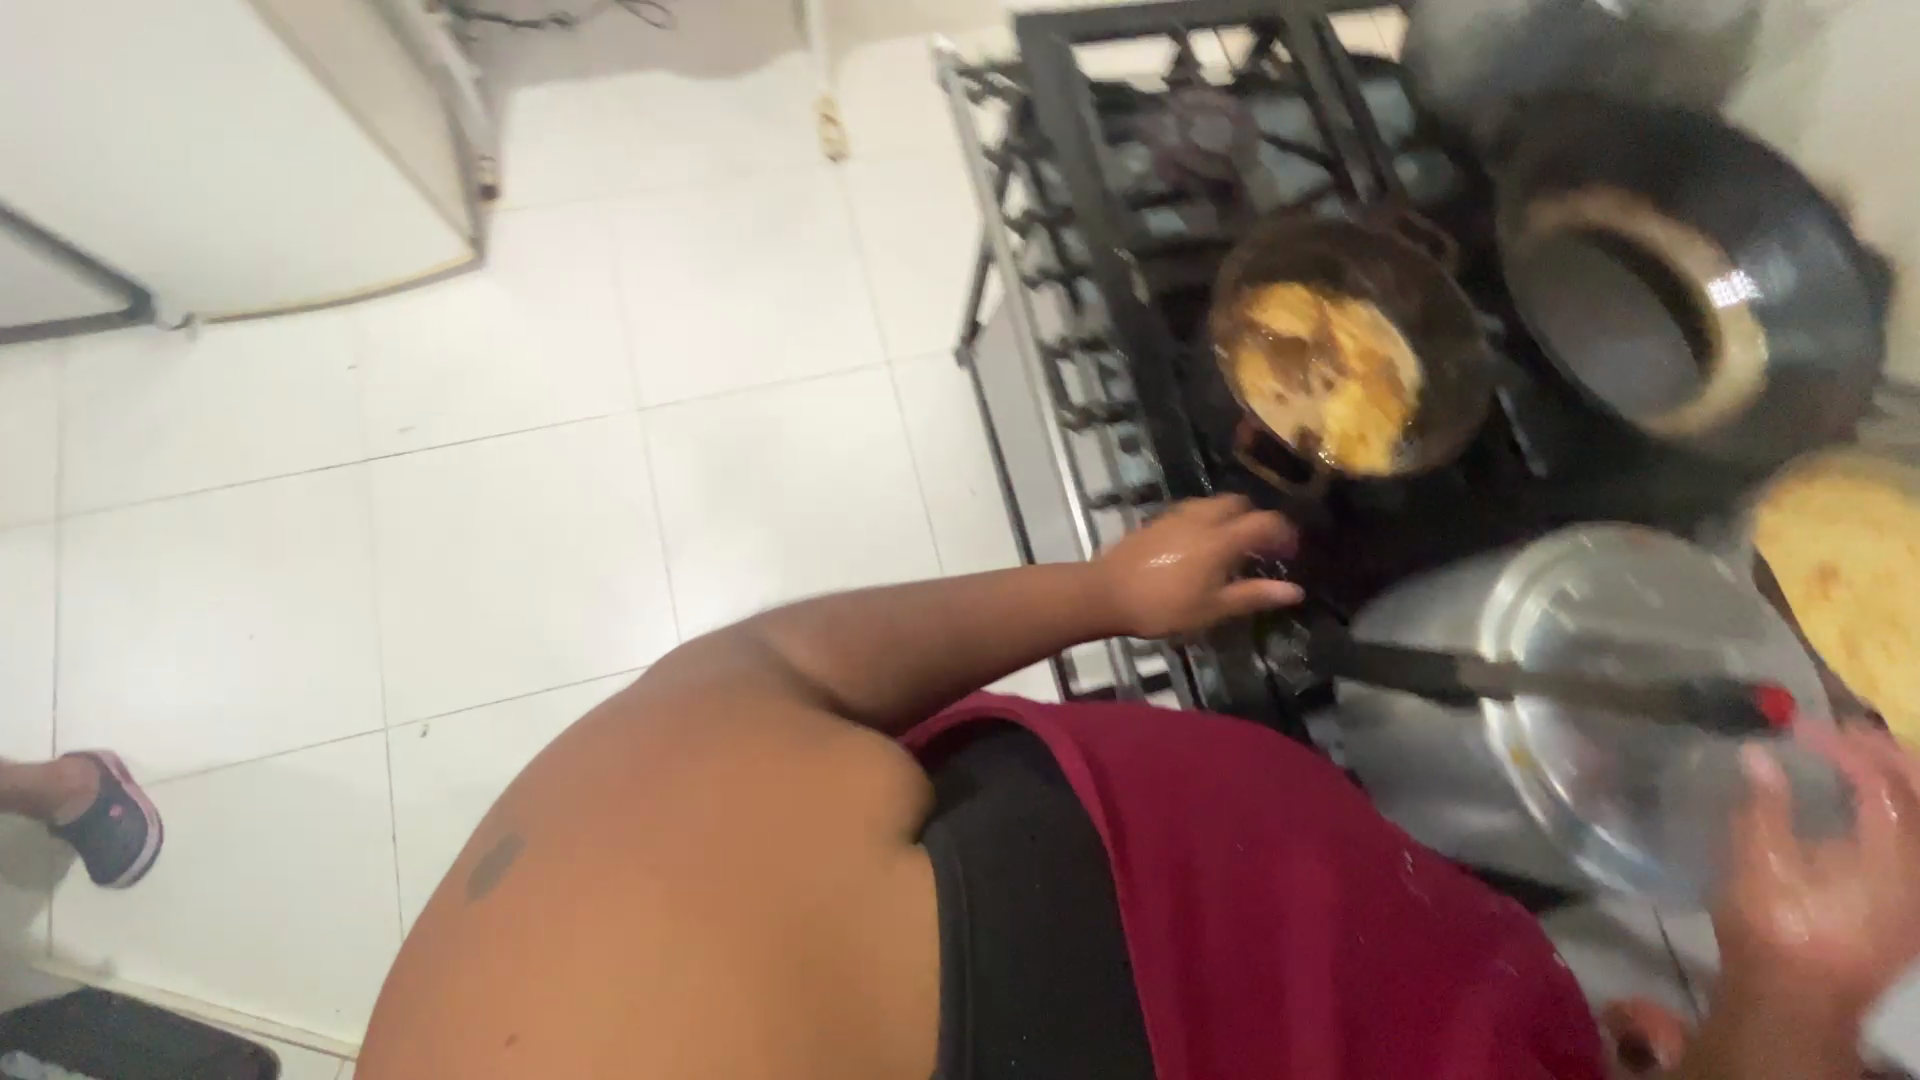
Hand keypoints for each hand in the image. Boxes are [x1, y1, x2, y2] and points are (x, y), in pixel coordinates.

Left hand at [1091, 495, 1303, 638]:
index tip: (1290, 552)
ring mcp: (1174, 516)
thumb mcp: (1213, 608)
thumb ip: (1254, 595)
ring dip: (1229, 517)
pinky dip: (1205, 520)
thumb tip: (1294, 590)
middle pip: (1238, 503)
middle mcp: (1201, 518)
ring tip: (1230, 546)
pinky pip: (1190, 511)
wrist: (1105, 593)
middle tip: (1260, 547)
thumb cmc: (1163, 606)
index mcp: (1221, 539)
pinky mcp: (1154, 521)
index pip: (1265, 522)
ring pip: (1212, 504)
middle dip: (1255, 519)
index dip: (1284, 533)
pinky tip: (1198, 546)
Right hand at [1714, 726, 1919, 1023]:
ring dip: (1899, 780)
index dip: (1844, 749)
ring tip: (1857, 753)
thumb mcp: (1757, 860)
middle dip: (1891, 756)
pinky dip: (1898, 807)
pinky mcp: (1911, 898)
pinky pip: (1918, 838)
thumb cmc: (1773, 922)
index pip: (1884, 787)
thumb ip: (1764, 804)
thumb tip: (1758, 754)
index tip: (1798, 727)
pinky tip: (1864, 800)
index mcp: (1892, 859)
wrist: (1797, 991)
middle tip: (1843, 729)